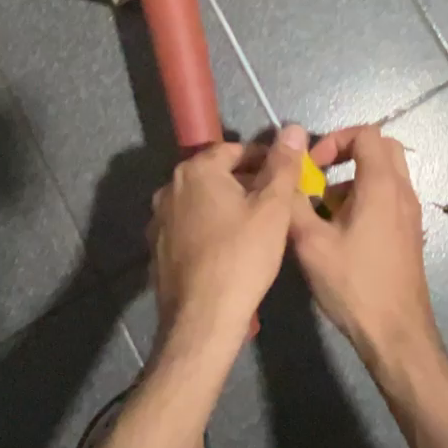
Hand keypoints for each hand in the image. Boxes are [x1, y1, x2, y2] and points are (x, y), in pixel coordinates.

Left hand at [148, 127, 306, 355]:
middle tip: (275, 204)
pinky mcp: (156, 249)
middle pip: (215, 175)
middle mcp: (169, 187)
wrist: (202, 320)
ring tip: (254, 228)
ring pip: (201, 202)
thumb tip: (291, 128)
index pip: (234, 150)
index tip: (285, 178)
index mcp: (196, 170)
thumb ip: (282, 166)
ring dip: (225, 207)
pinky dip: (208, 230)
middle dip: (245, 184)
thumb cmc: (241, 257)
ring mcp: (158, 219)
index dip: (264, 160)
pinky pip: (188, 228)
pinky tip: (228, 251)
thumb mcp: (273, 209)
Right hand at [288, 126, 440, 367]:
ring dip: (353, 178)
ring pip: (385, 174)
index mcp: (381, 185)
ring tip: (323, 209)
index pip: (366, 133)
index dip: (335, 139)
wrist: (397, 336)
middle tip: (320, 174)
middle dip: (346, 152)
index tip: (313, 166)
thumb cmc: (354, 285)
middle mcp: (402, 192)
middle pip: (381, 147)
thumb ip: (293, 201)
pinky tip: (339, 232)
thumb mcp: (310, 242)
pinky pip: (388, 197)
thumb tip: (283, 170)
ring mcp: (409, 214)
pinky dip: (364, 198)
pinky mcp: (408, 234)